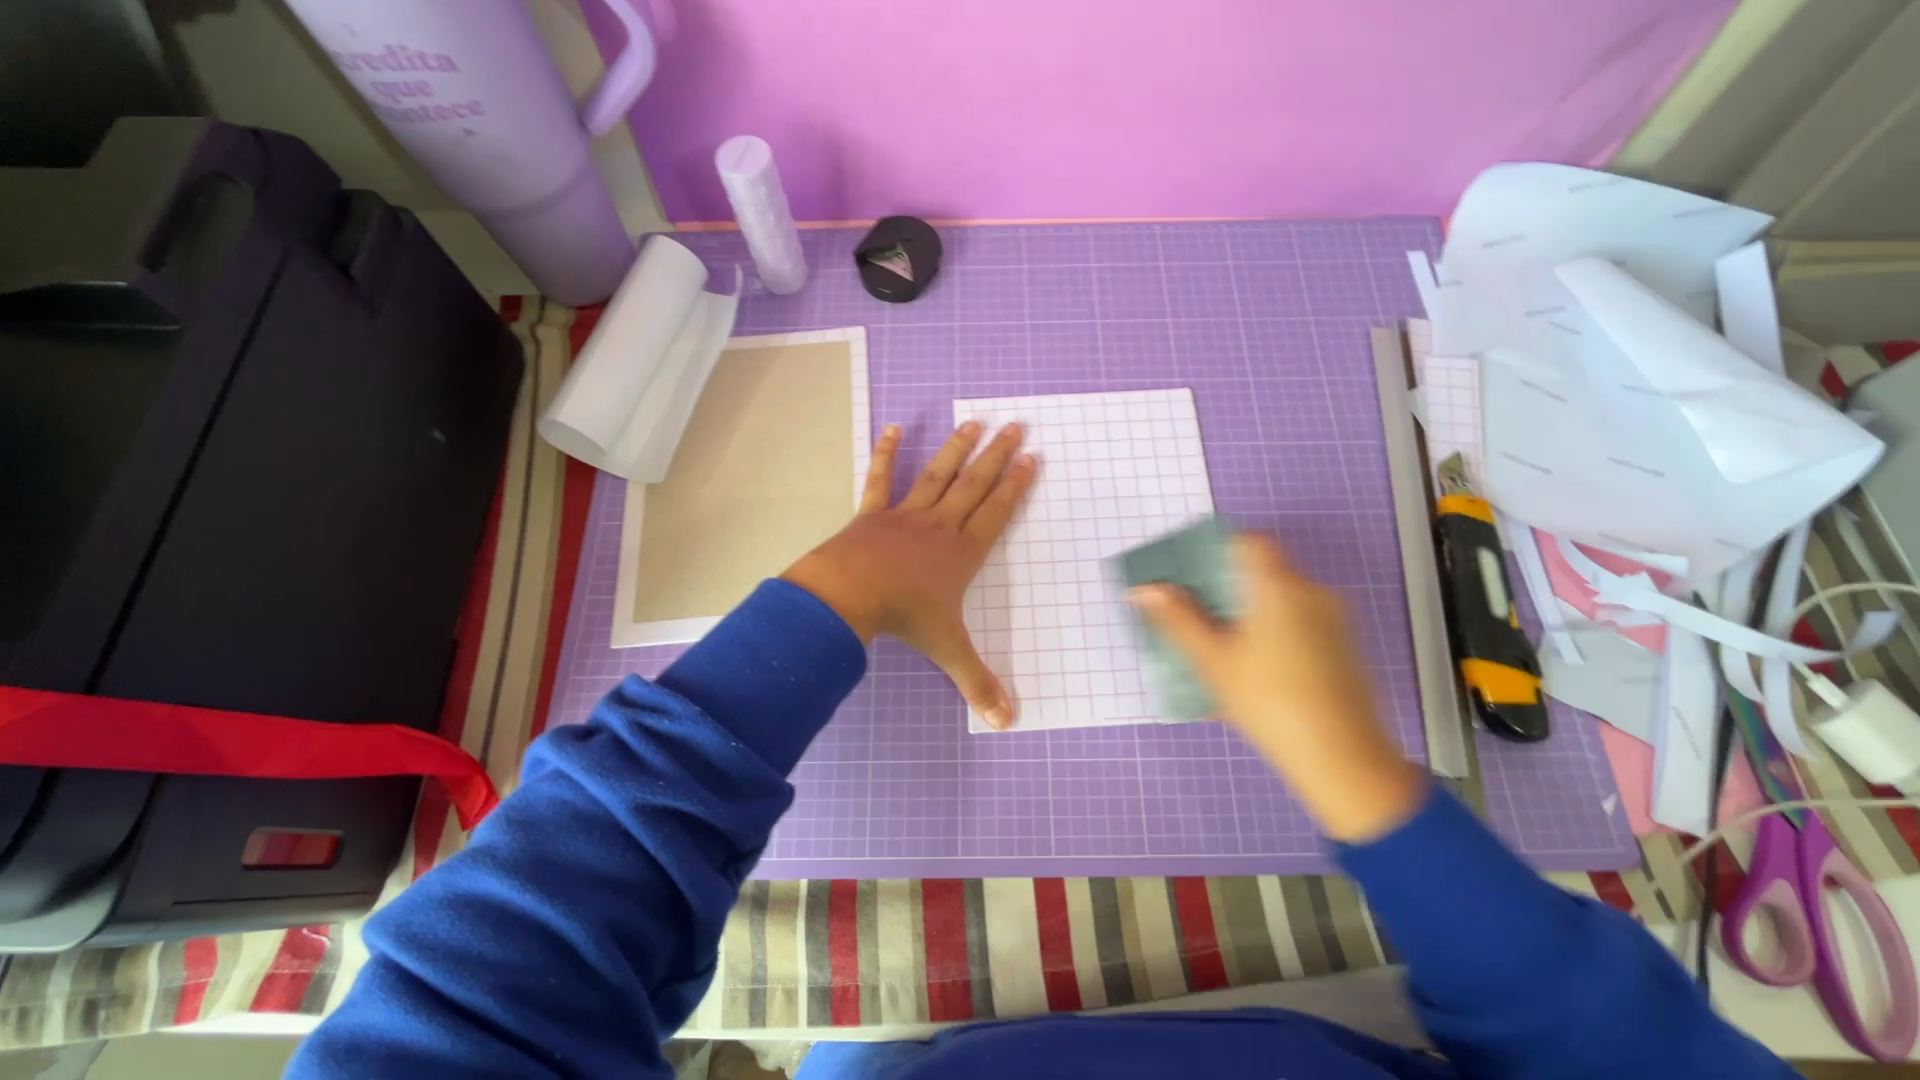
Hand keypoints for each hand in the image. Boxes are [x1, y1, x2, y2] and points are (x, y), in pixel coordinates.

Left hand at [783, 421, 1037, 729]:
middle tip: (1015, 424)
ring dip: (956, 449)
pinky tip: (892, 429)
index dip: (1015, 488)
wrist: (850, 594)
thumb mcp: (947, 651)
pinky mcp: (872, 513)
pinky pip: (880, 479)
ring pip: (936, 475)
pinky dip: (885, 454)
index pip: (996, 514)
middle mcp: (939, 526)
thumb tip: (1008, 724)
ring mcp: (905, 515)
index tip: (1030, 459)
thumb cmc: (904, 617)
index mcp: (961, 553)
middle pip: (973, 485)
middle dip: (995, 456)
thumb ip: (978, 684)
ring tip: (973, 422)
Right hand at [1131, 533, 1426, 841]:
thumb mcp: (1213, 662)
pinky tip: (1250, 681)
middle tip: (1194, 624)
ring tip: (1217, 660)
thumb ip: (1178, 621)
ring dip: (1247, 623)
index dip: (1218, 554)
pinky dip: (1271, 642)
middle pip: (1263, 576)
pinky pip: (1297, 631)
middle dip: (1226, 596)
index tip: (1193, 582)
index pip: (1249, 544)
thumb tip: (1144, 589)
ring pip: (1280, 607)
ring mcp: (1333, 623)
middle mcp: (1312, 594)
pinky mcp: (1343, 651)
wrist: (1341, 758)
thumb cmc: (1269, 702)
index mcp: (1280, 587)